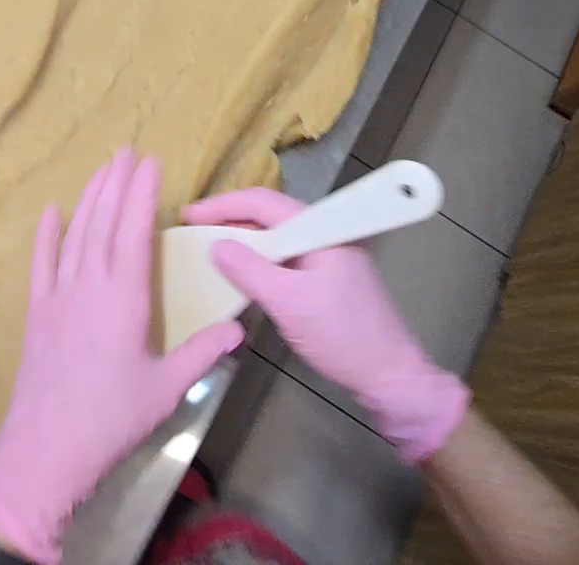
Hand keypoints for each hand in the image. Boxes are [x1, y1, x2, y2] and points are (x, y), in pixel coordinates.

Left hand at [0, 149, 244, 563]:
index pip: (135, 231)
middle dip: (117, 183)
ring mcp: (59, 295)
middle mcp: (91, 285)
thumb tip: (239, 328)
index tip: (151, 161)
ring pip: (76, 233)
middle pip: (104, 222)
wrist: (46, 450)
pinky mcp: (38, 311)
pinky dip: (46, 234)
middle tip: (127, 150)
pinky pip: (41, 263)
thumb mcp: (167, 387)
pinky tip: (50, 211)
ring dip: (89, 198)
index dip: (143, 193)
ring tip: (102, 168)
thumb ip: (204, 353)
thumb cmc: (112, 417)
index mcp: (125, 297)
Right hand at [182, 187, 467, 463]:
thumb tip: (216, 245)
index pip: (263, 202)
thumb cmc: (343, 336)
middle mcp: (324, 234)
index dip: (223, 205)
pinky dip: (260, 261)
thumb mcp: (289, 304)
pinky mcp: (327, 277)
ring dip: (244, 240)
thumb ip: (251, 271)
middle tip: (191, 230)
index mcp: (320, 230)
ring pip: (277, 237)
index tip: (188, 215)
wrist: (391, 377)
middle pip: (269, 215)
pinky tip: (240, 273)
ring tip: (207, 247)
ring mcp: (327, 255)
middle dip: (229, 219)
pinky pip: (285, 258)